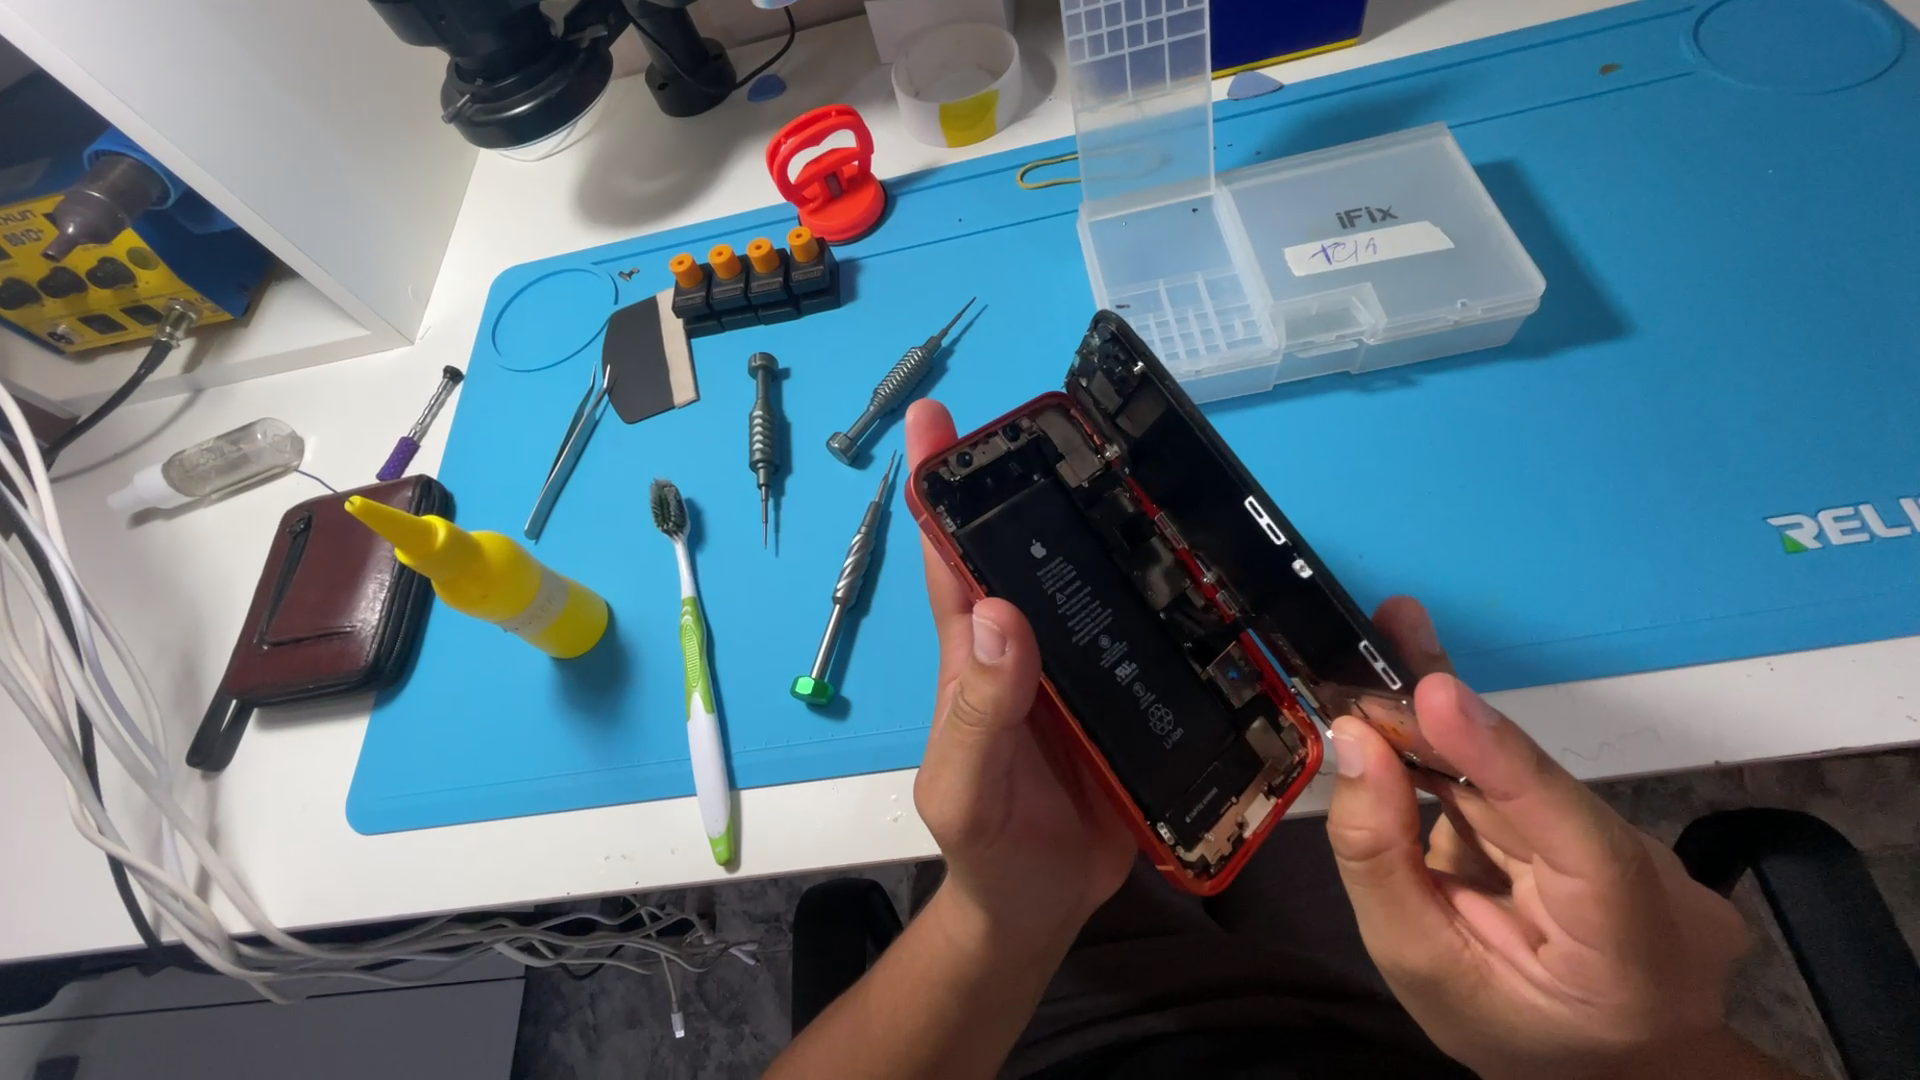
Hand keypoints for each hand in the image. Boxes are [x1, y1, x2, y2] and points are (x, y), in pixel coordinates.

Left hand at [906, 400, 1135, 950]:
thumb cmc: (986, 846)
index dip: (941, 484)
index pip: (950, 555)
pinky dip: (1174, 601)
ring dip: (1118, 533)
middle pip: (1032, 550)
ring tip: (1156, 480)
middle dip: (1043, 483)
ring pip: (1098, 583)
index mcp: (973, 652)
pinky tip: (1210, 574)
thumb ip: (977, 711)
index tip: (936, 415)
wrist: (1043, 903)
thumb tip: (999, 612)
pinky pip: (1151, 635)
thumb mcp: (964, 787)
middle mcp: (1029, 642)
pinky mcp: (1133, 695)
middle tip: (1079, 424)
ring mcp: (1083, 665)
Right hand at [1327, 597, 1751, 1079]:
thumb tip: (1355, 741)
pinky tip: (1408, 719)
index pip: (1584, 851)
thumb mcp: (1415, 959)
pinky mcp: (1608, 830)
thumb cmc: (1502, 1026)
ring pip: (1521, 778)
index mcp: (1636, 964)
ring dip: (1440, 734)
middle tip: (1379, 649)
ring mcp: (1645, 856)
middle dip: (1442, 731)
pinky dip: (1455, 754)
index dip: (1505, 762)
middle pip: (1539, 795)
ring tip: (1377, 674)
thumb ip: (1378, 856)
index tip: (1434, 692)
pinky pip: (1519, 781)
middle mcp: (1666, 894)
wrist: (1594, 1061)